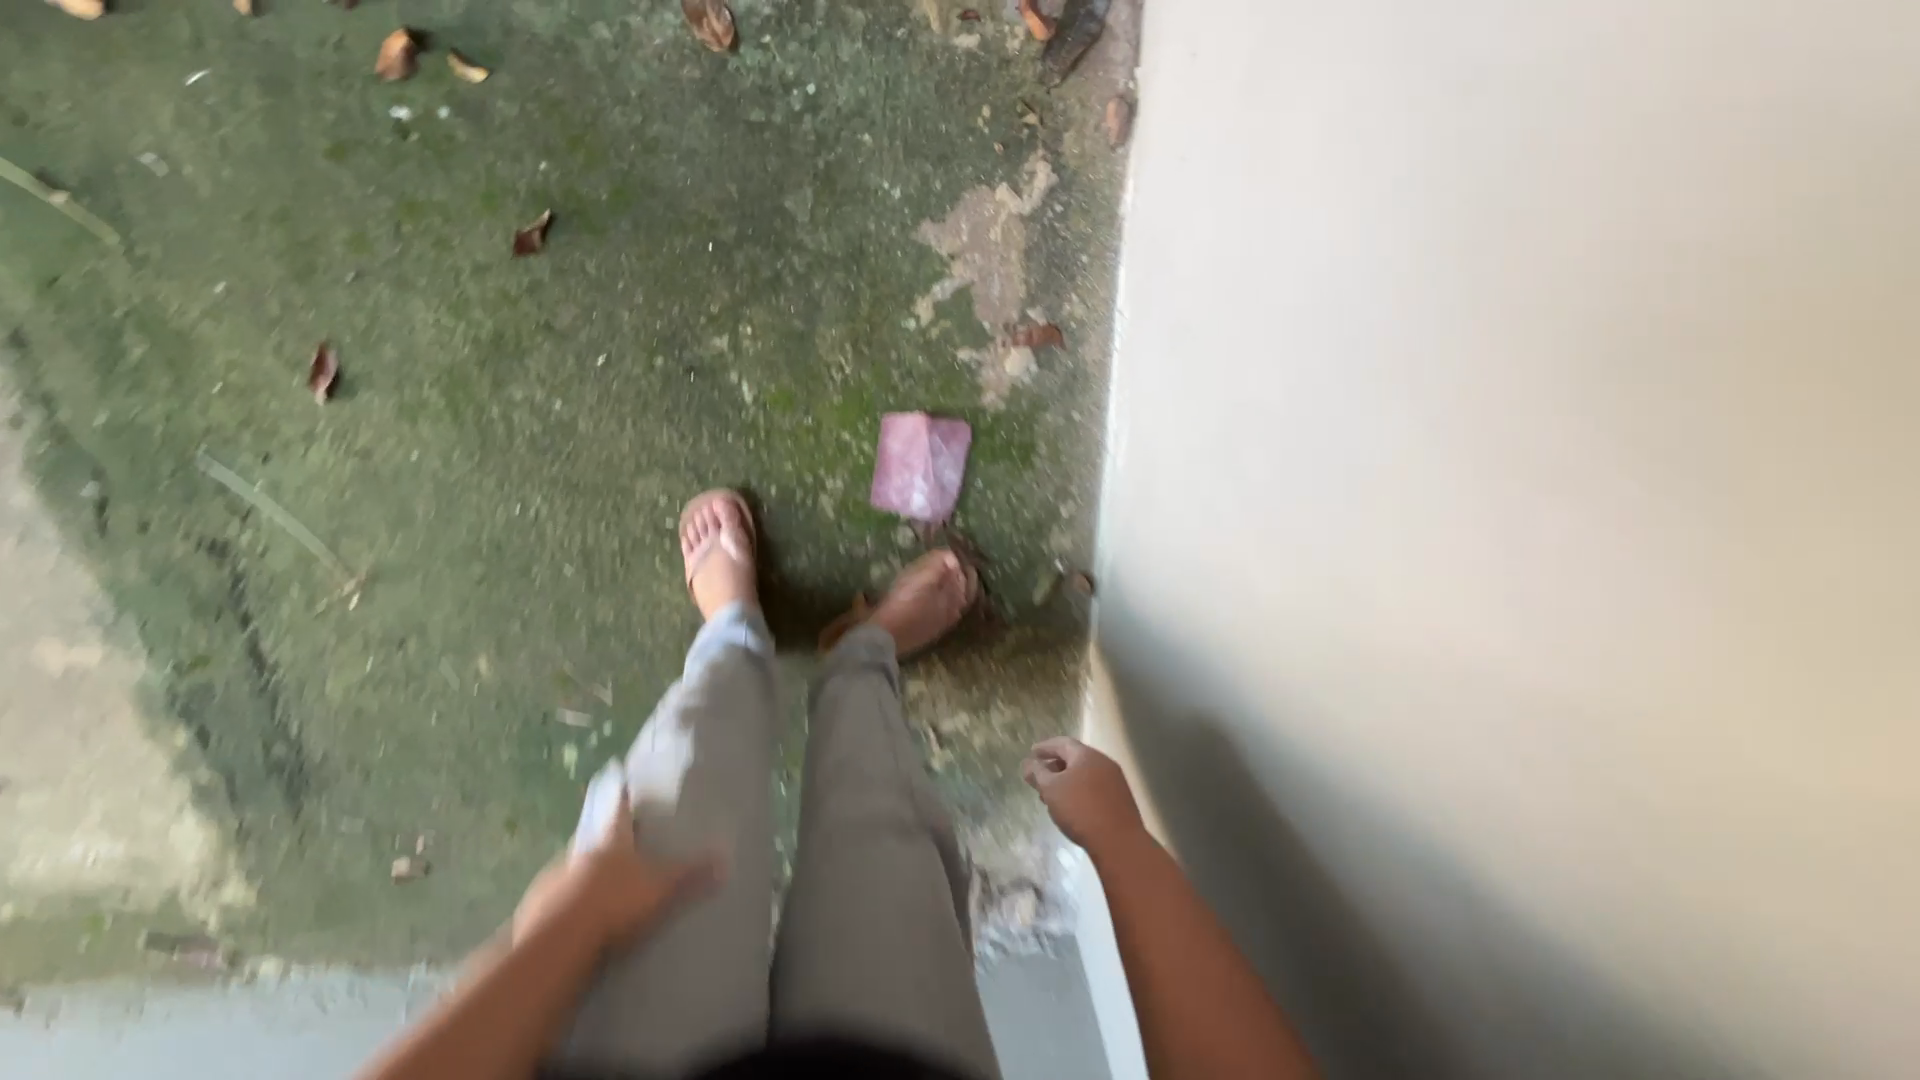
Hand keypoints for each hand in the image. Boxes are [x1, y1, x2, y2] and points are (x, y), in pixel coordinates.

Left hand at [514, 785, 720, 949]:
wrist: (558, 944)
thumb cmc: (615, 904)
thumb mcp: (662, 889)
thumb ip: (691, 875)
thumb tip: (726, 859)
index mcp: (610, 841)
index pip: (618, 809)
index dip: (622, 797)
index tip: (622, 782)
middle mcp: (579, 853)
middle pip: (592, 838)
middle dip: (604, 840)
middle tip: (618, 845)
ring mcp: (553, 879)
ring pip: (571, 868)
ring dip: (583, 874)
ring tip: (599, 888)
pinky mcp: (534, 909)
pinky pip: (554, 899)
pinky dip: (565, 903)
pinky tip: (574, 919)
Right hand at [1022, 737, 1146, 853]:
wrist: (1118, 841)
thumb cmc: (1080, 809)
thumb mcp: (1051, 789)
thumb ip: (1037, 773)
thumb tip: (1028, 763)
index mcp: (1087, 755)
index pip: (1062, 743)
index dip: (1045, 747)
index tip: (1032, 753)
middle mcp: (1103, 762)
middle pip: (1074, 759)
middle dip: (1054, 767)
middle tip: (1039, 779)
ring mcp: (1115, 781)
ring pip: (1084, 775)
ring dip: (1065, 782)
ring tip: (1051, 797)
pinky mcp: (1120, 799)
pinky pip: (1094, 788)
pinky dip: (1078, 792)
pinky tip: (1070, 808)